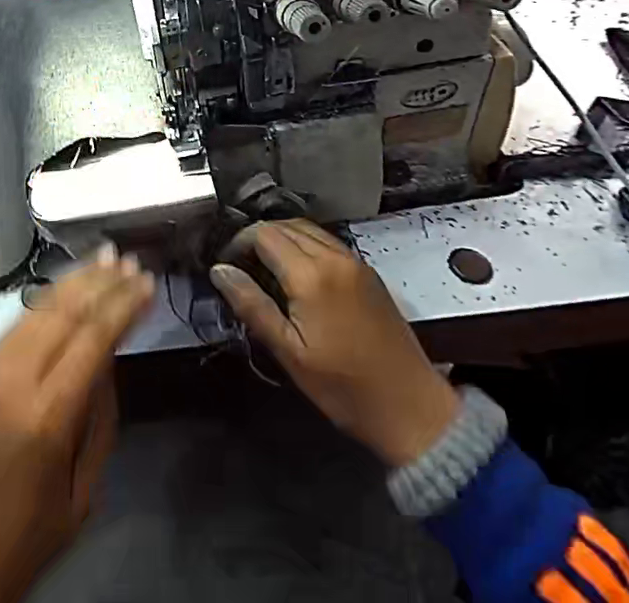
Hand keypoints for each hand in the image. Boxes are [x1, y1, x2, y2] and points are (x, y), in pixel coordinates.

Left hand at [0, 247, 153, 602]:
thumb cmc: (23, 535)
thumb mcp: (83, 487)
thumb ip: (100, 414)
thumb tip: (110, 357)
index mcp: (45, 415)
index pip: (94, 337)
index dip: (125, 305)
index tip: (149, 283)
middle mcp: (12, 381)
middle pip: (66, 311)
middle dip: (103, 282)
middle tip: (132, 262)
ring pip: (39, 307)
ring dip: (76, 280)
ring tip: (106, 258)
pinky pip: (18, 322)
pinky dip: (49, 297)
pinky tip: (70, 286)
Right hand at [211, 219, 459, 466]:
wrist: (408, 403)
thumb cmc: (342, 386)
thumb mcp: (289, 351)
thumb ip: (252, 305)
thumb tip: (219, 270)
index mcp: (312, 274)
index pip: (265, 234)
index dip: (239, 243)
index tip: (225, 266)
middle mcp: (335, 256)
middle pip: (287, 226)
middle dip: (258, 238)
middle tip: (240, 267)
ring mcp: (355, 261)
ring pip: (309, 230)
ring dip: (282, 239)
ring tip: (262, 270)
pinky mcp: (368, 271)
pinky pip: (328, 243)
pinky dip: (305, 246)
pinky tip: (294, 275)